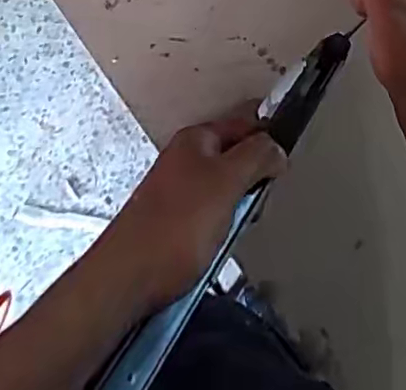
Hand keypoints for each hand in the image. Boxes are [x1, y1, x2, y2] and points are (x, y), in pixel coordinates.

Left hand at [116, 106, 285, 302]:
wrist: (122, 285)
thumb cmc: (174, 228)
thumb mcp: (229, 181)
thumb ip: (259, 155)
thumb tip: (277, 148)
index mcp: (196, 138)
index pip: (246, 120)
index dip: (269, 136)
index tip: (284, 158)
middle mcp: (184, 159)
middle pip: (236, 155)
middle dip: (253, 175)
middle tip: (259, 197)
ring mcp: (175, 192)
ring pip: (225, 187)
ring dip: (238, 205)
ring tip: (236, 225)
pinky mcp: (170, 223)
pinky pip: (210, 214)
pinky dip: (221, 226)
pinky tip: (218, 243)